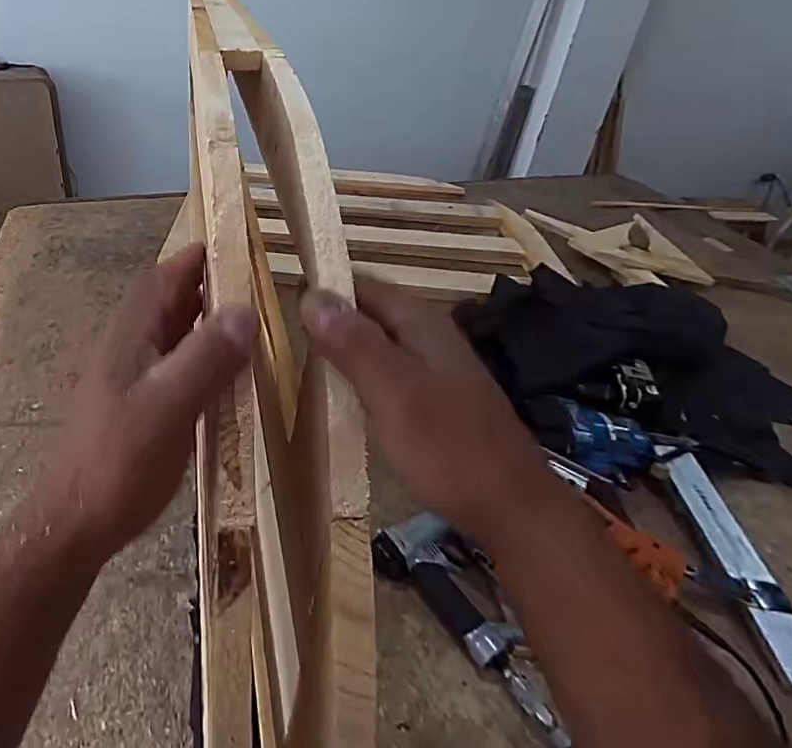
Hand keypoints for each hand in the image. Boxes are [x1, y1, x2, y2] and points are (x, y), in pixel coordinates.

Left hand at [53, 243, 255, 559]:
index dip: (203, 257)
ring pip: (179, 329)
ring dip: (213, 319)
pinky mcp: (143, 399)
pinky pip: (181, 359)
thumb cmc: (119, 461)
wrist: (78, 525)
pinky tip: (235, 370)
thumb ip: (206, 357)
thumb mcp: (168, 406)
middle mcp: (131, 344)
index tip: (246, 247)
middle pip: (174, 298)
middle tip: (266, 286)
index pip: (166, 276)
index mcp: (131, 333)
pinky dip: (208, 352)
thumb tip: (246, 311)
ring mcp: (135, 372)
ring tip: (260, 321)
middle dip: (216, 286)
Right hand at [300, 280, 559, 543]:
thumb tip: (312, 295)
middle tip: (283, 341)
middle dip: (330, 321)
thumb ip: (354, 344)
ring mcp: (436, 368)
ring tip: (302, 367)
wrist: (510, 505)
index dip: (324, 290)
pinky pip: (390, 373)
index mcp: (420, 322)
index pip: (363, 285)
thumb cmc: (448, 447)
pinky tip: (343, 399)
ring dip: (344, 350)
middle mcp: (430, 335)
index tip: (281, 306)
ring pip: (379, 344)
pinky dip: (362, 377)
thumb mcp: (393, 392)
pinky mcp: (436, 399)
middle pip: (371, 313)